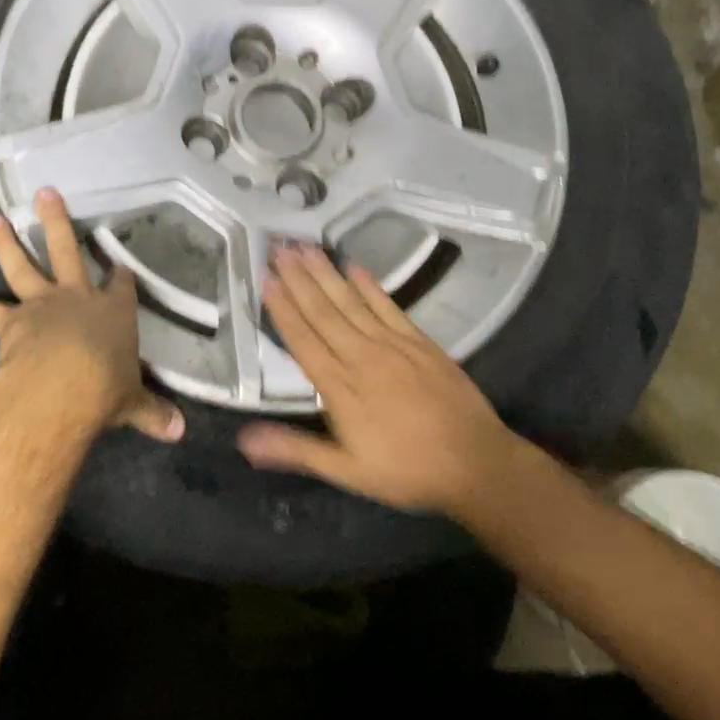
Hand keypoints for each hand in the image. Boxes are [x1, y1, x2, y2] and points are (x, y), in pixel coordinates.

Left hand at [0, 188, 184, 442]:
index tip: (120, 265)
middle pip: (67, 251)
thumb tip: (179, 431)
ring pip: (21, 266)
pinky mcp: (11, 323)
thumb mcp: (134, 403)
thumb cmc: (106, 389)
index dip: (120, 275)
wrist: (62, 386)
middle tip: (44, 192)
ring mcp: (41, 305)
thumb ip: (153, 413)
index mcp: (114, 313)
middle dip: (56, 221)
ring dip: (4, 242)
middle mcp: (77, 298)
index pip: (120, 286)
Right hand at [237, 244, 518, 514]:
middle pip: (323, 312)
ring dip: (326, 274)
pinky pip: (388, 306)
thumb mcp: (347, 471)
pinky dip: (370, 286)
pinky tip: (354, 266)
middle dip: (298, 279)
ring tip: (305, 247)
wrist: (475, 462)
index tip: (265, 279)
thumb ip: (296, 450)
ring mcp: (393, 346)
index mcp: (340, 387)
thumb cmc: (406, 471)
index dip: (282, 309)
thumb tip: (244, 440)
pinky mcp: (420, 342)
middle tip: (277, 248)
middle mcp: (362, 357)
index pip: (302, 340)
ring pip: (350, 302)